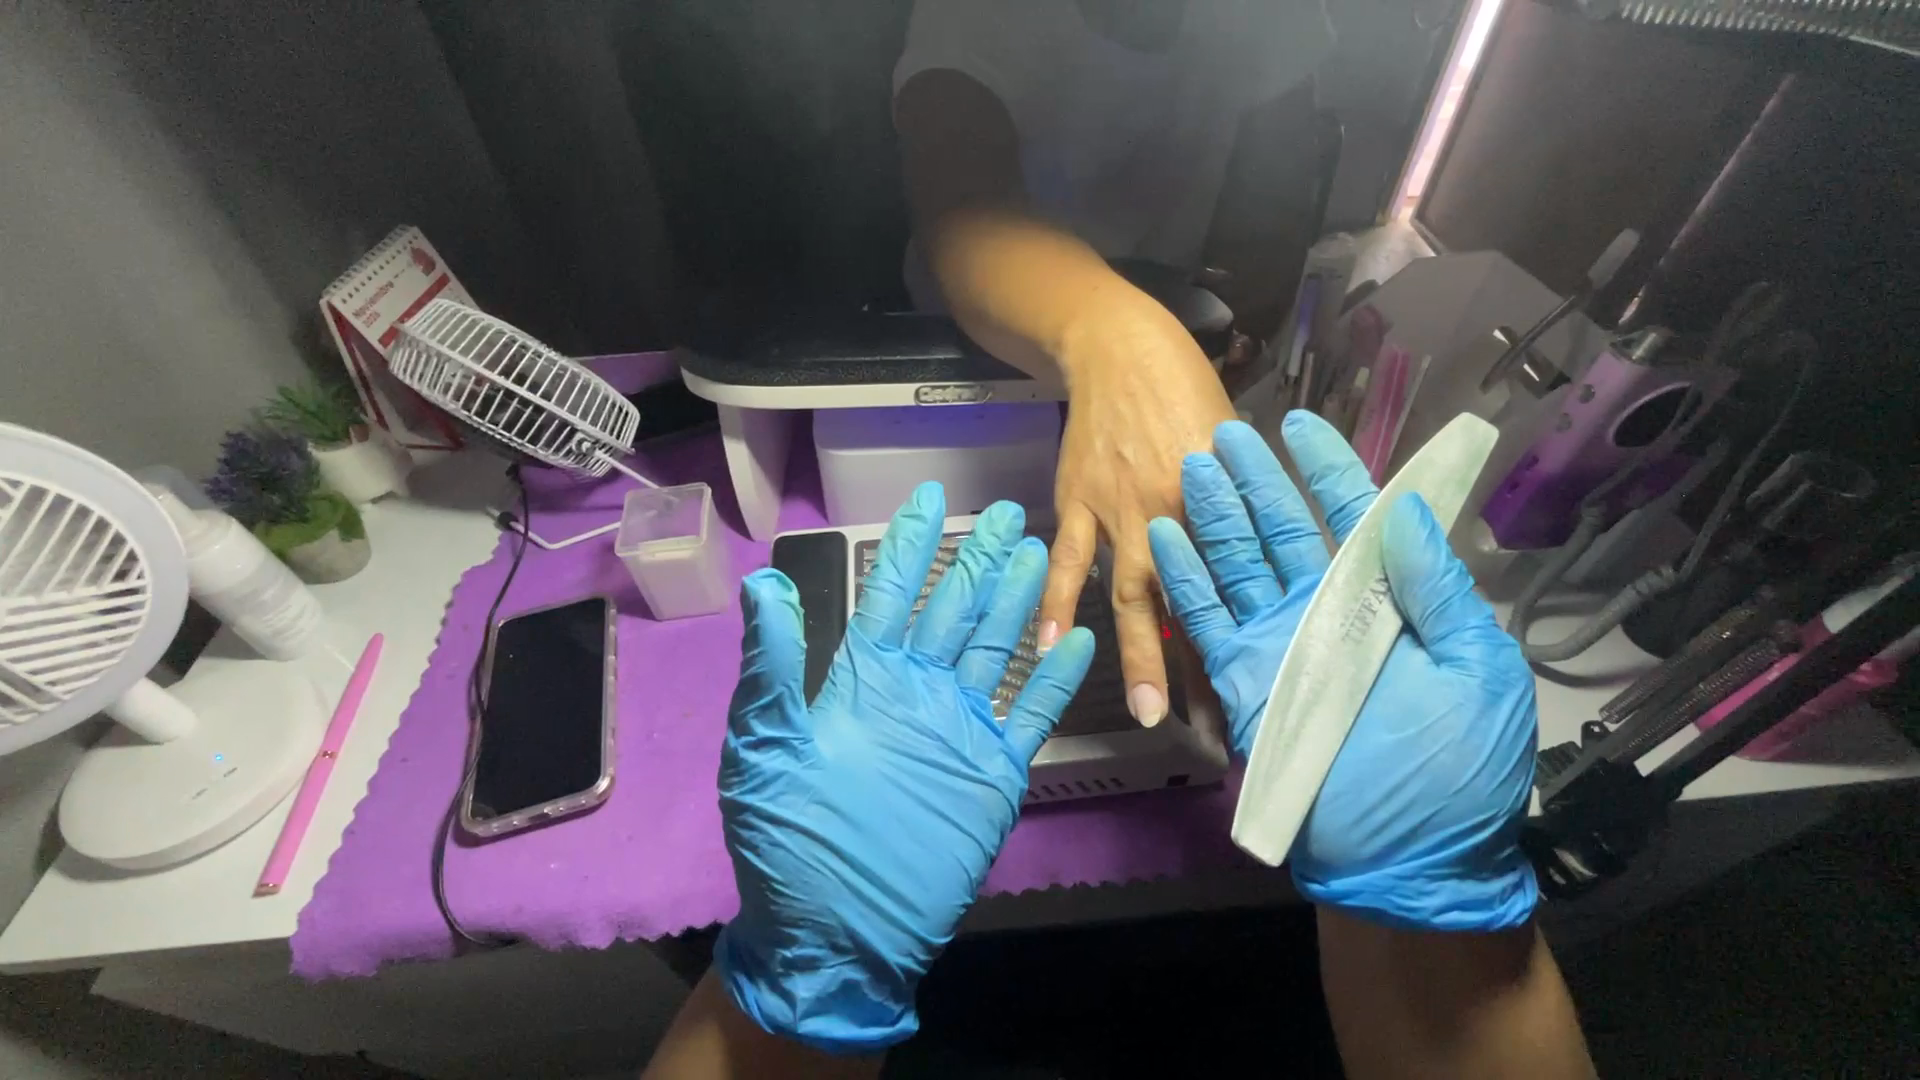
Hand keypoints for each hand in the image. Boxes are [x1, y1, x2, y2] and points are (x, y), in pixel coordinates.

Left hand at [715, 484, 1095, 1052]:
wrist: (837, 932)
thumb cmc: (790, 839)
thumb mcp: (766, 747)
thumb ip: (774, 665)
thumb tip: (766, 582)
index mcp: (863, 679)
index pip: (892, 593)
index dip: (912, 543)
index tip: (932, 496)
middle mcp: (917, 690)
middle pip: (955, 609)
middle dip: (980, 558)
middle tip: (1013, 512)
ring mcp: (959, 727)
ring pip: (996, 648)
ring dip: (1020, 602)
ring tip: (1044, 555)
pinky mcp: (994, 769)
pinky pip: (1031, 714)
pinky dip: (1055, 679)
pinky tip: (1076, 638)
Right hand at [1041, 304, 1235, 726]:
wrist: (1118, 349)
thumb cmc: (1187, 388)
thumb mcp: (1234, 437)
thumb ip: (1241, 498)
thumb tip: (1250, 550)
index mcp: (1225, 500)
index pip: (1242, 581)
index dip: (1252, 632)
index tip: (1269, 684)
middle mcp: (1178, 513)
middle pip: (1195, 600)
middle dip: (1205, 663)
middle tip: (1219, 727)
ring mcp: (1122, 511)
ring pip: (1134, 594)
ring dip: (1140, 654)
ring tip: (1146, 712)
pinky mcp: (1078, 503)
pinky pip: (1068, 560)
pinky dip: (1059, 602)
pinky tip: (1049, 644)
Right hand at [1148, 413, 1538, 931]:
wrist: (1402, 858)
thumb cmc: (1454, 769)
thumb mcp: (1475, 674)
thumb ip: (1438, 593)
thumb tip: (1402, 514)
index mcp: (1388, 601)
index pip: (1354, 519)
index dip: (1327, 471)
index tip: (1299, 426)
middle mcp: (1325, 609)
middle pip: (1284, 531)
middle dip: (1257, 481)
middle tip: (1223, 434)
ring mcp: (1276, 639)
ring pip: (1238, 562)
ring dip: (1214, 517)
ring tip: (1189, 470)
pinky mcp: (1238, 673)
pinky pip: (1204, 617)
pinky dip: (1184, 577)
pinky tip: (1165, 536)